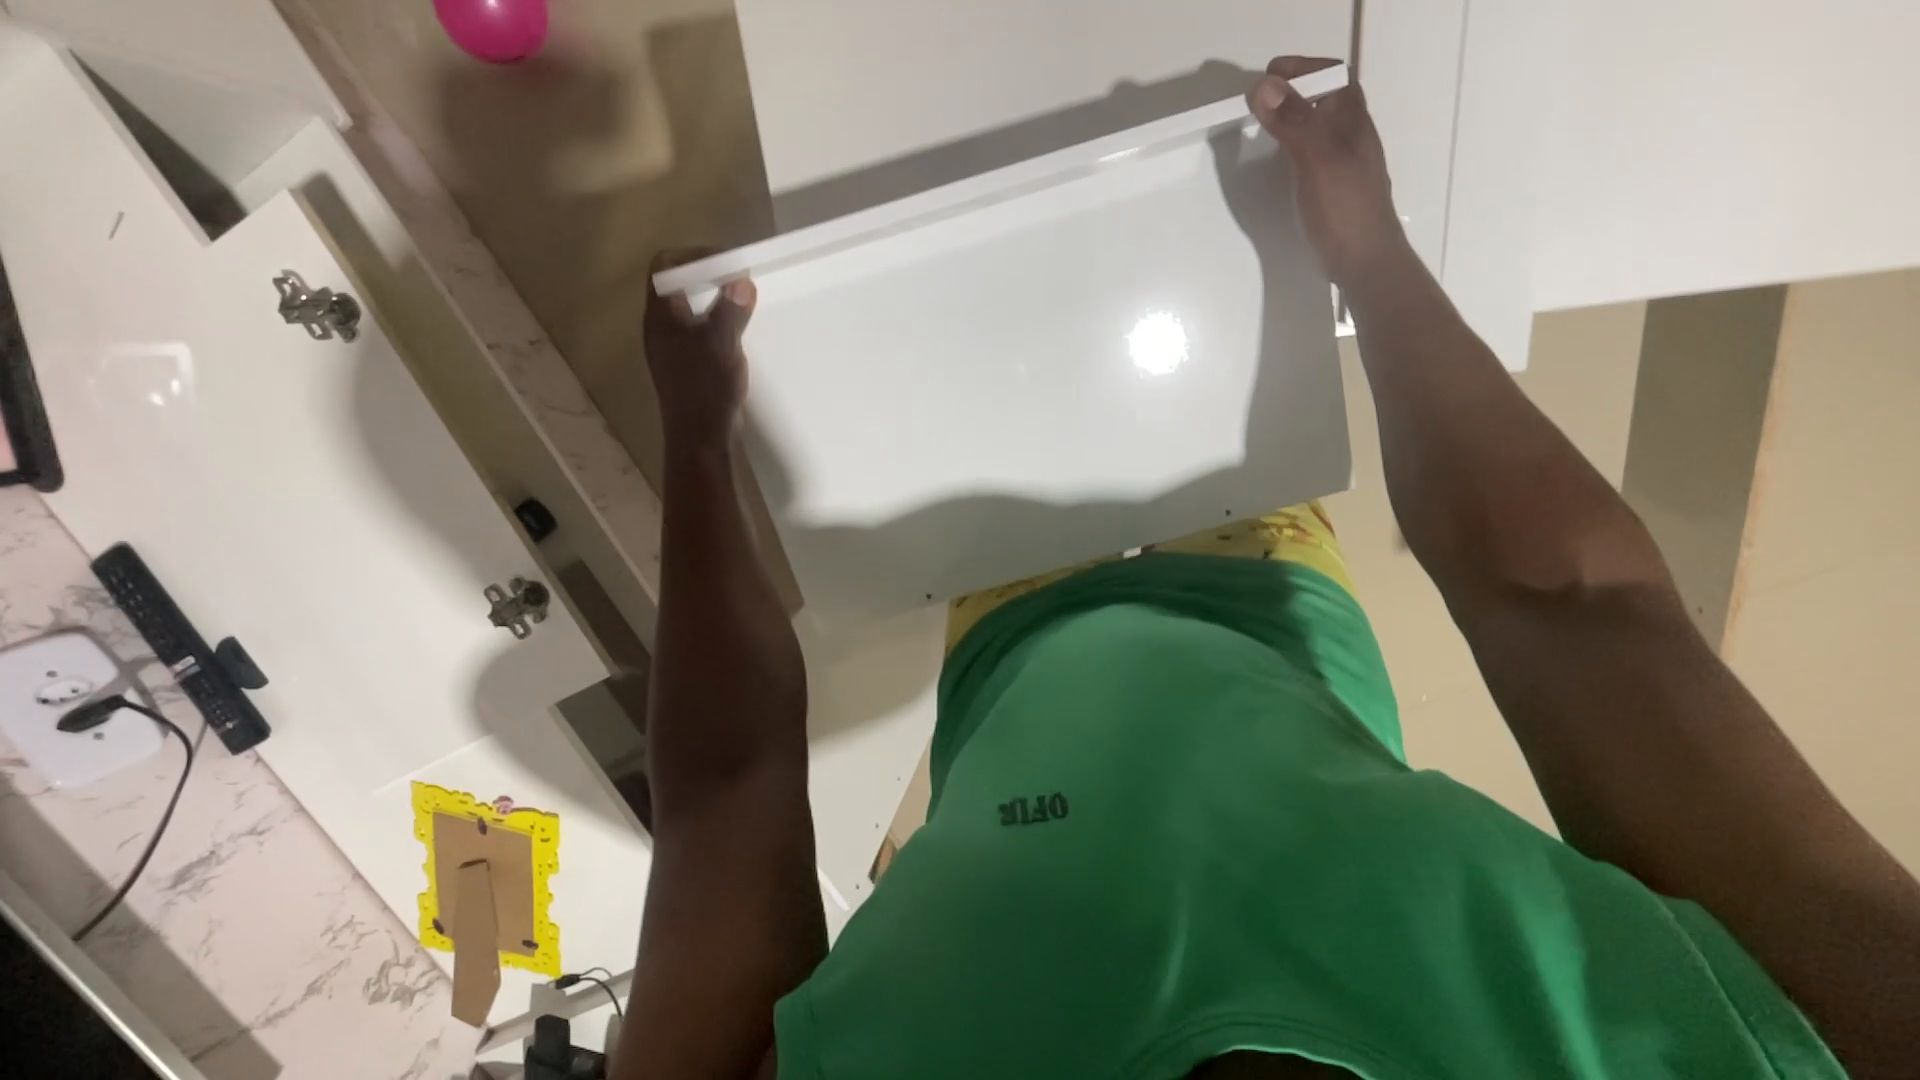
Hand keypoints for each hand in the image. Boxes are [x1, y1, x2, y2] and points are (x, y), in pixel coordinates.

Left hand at [645, 249, 756, 450]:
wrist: (700, 438)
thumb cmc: (706, 389)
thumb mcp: (721, 345)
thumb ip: (730, 311)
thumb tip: (740, 281)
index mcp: (660, 317)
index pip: (664, 267)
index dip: (692, 256)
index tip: (725, 263)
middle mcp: (661, 328)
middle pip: (678, 287)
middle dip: (709, 278)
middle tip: (739, 280)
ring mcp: (673, 349)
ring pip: (691, 310)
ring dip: (716, 302)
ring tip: (744, 304)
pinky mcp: (688, 366)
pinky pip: (701, 332)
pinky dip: (719, 324)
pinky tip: (740, 334)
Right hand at [1247, 57, 1414, 288]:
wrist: (1365, 263)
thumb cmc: (1345, 210)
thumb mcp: (1318, 160)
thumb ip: (1294, 121)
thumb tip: (1264, 84)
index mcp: (1352, 123)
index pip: (1334, 77)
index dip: (1303, 69)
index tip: (1268, 77)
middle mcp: (1352, 138)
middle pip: (1325, 101)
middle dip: (1293, 94)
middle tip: (1257, 104)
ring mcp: (1344, 166)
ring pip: (1319, 130)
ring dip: (1291, 122)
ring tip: (1260, 130)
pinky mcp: (1334, 190)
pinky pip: (1312, 157)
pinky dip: (1292, 151)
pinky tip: (1277, 168)